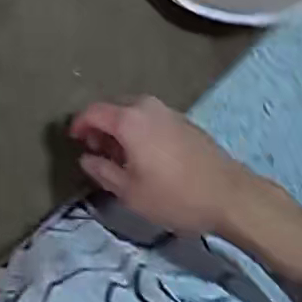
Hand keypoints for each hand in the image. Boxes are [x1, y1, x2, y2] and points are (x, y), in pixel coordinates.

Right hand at [68, 96, 265, 234]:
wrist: (228, 193)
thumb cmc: (174, 195)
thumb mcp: (130, 193)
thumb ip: (102, 172)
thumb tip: (87, 158)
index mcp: (128, 119)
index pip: (93, 111)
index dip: (78, 124)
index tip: (73, 140)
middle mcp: (145, 105)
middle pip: (112, 108)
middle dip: (99, 127)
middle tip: (96, 152)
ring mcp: (166, 109)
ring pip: (131, 111)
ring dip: (119, 128)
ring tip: (119, 157)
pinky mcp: (181, 119)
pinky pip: (148, 117)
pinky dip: (137, 129)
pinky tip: (144, 154)